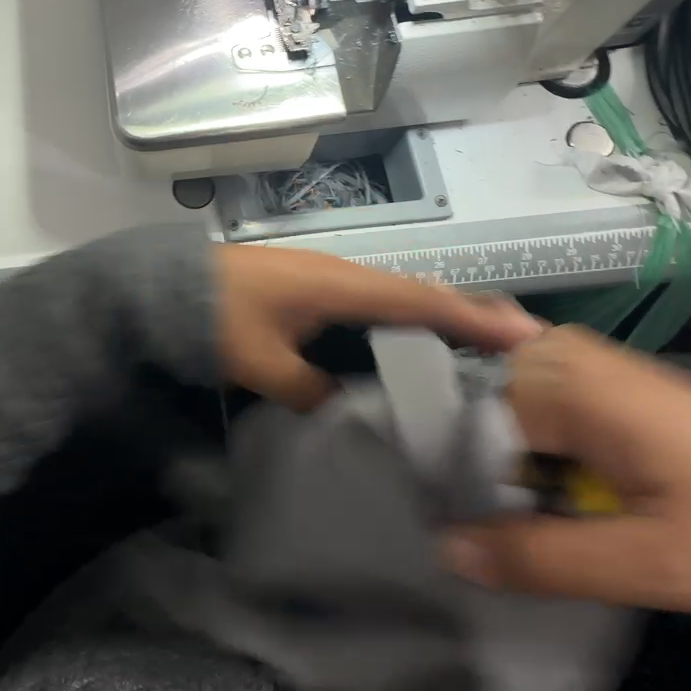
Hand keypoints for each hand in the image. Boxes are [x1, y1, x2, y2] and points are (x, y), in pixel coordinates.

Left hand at [212, 243, 542, 410]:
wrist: (162, 285)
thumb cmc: (213, 318)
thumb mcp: (262, 364)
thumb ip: (312, 393)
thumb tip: (353, 417)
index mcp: (337, 284)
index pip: (420, 299)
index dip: (473, 318)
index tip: (528, 337)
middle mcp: (340, 272)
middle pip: (416, 292)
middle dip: (464, 318)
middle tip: (518, 353)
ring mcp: (323, 275)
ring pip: (393, 295)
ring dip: (433, 318)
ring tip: (476, 354)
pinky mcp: (307, 284)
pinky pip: (369, 300)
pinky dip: (399, 318)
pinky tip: (406, 344)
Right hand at [442, 326, 690, 613]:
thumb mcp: (647, 562)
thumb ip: (545, 557)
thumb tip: (450, 550)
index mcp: (557, 378)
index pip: (466, 430)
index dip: (472, 487)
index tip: (493, 530)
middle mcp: (549, 349)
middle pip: (476, 418)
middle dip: (491, 472)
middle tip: (537, 517)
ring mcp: (562, 352)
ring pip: (493, 415)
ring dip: (511, 463)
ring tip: (555, 500)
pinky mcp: (576, 368)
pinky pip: (518, 405)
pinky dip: (529, 447)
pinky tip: (560, 477)